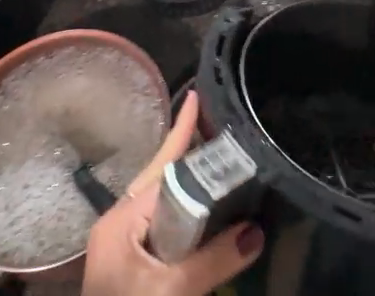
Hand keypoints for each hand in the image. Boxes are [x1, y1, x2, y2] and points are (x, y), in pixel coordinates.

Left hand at [82, 91, 264, 295]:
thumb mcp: (172, 292)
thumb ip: (214, 260)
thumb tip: (256, 230)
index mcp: (121, 221)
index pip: (162, 169)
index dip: (184, 137)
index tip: (200, 99)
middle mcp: (118, 225)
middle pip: (158, 178)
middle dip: (187, 153)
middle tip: (219, 127)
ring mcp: (121, 247)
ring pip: (160, 202)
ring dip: (188, 184)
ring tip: (217, 161)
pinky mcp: (128, 267)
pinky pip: (161, 226)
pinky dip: (184, 213)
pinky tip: (203, 215)